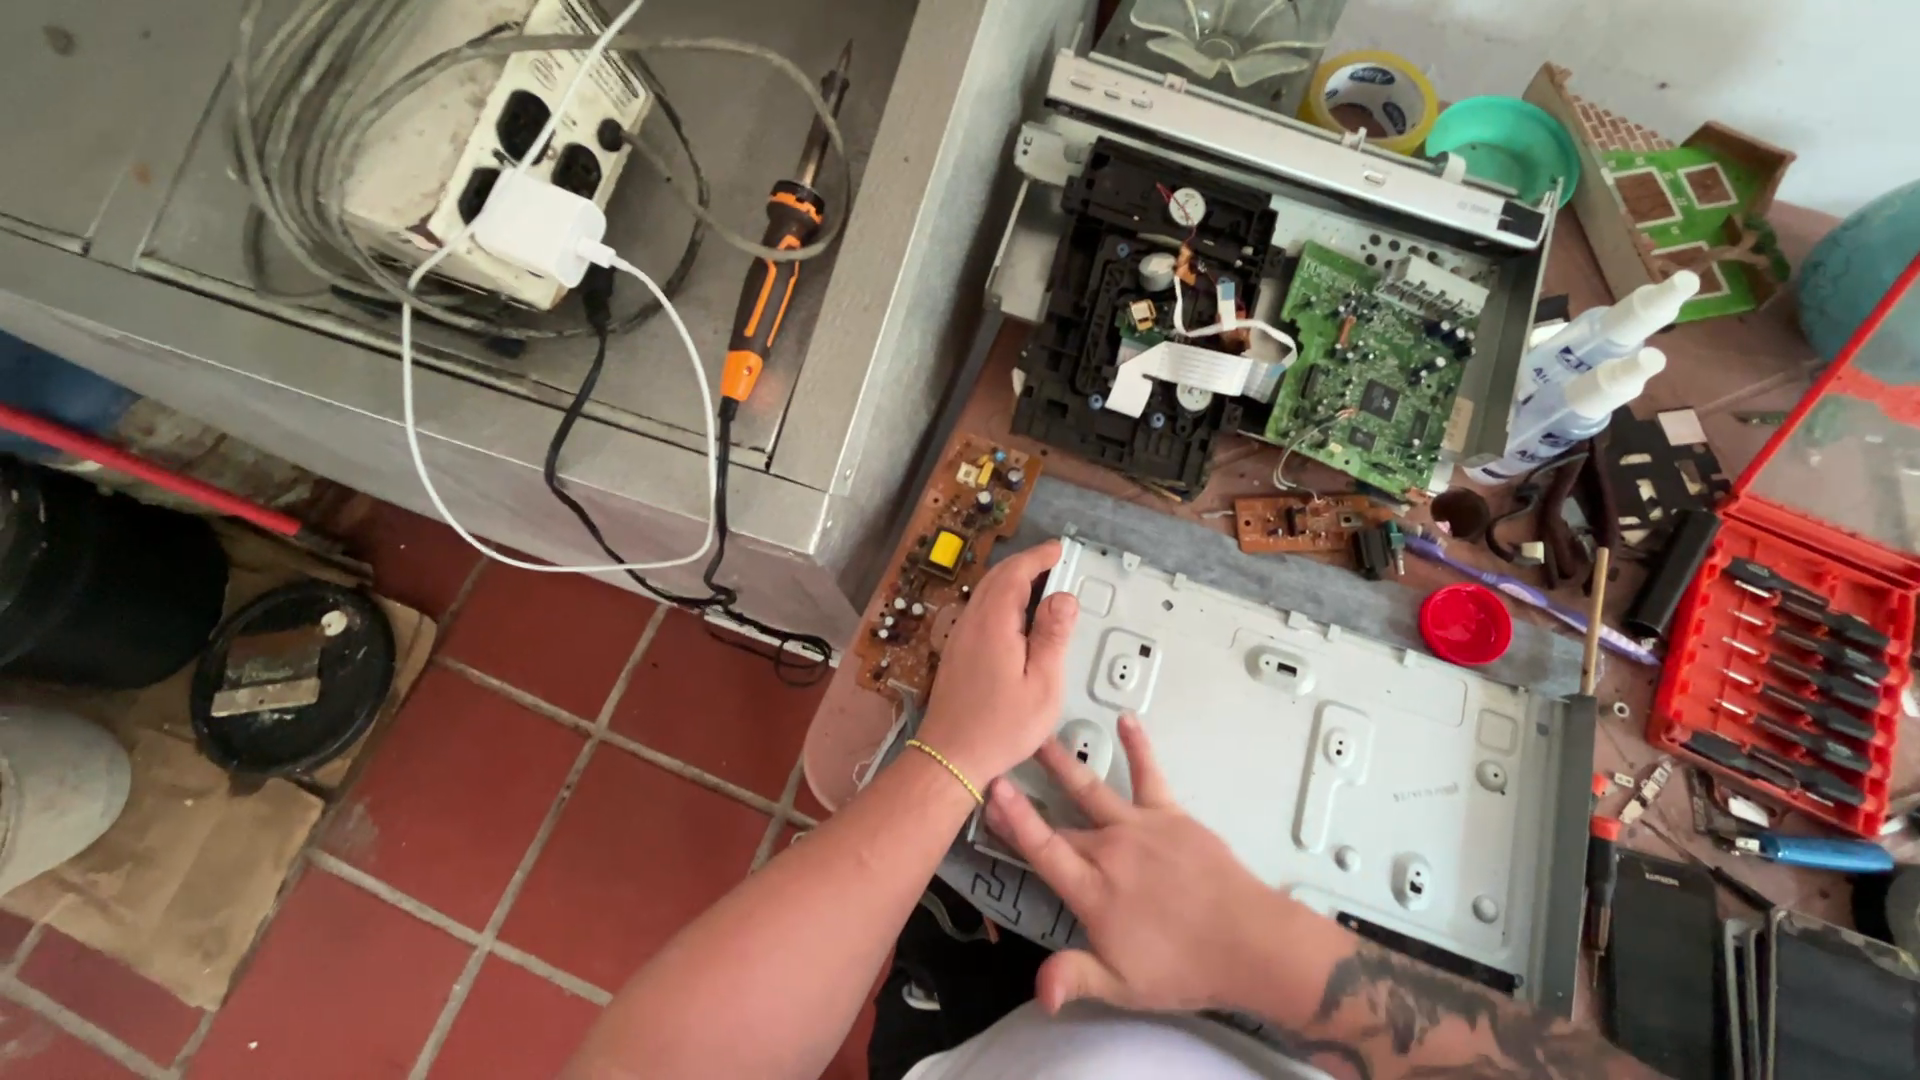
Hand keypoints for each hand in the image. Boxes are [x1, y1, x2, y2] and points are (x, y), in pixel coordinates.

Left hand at [916, 539, 1077, 783]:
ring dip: (1013, 581)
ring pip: (985, 593)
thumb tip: (1064, 597)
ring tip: (1043, 587)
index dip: (1038, 557)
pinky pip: (979, 611)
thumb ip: (1053, 636)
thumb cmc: (1000, 727)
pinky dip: (1001, 600)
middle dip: (1027, 565)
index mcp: (994, 624)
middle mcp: (971, 623)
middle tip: (1055, 565)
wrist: (950, 756)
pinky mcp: (956, 652)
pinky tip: (1017, 618)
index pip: (1015, 574)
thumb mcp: (1042, 684)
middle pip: (997, 578)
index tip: (1059, 549)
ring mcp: (959, 636)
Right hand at [985, 714, 1309, 1013]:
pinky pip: (1149, 773)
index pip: (1043, 850)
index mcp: (1093, 890)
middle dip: (1024, 798)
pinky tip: (1126, 720)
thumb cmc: (1184, 968)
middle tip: (998, 766)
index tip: (991, 790)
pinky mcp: (1170, 814)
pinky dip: (1138, 745)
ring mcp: (1140, 827)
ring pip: (1091, 789)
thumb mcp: (1124, 987)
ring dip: (1063, 762)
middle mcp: (1110, 850)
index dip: (1014, 822)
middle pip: (1060, 823)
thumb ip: (1075, 978)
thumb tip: (1038, 992)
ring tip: (1040, 735)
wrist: (1249, 943)